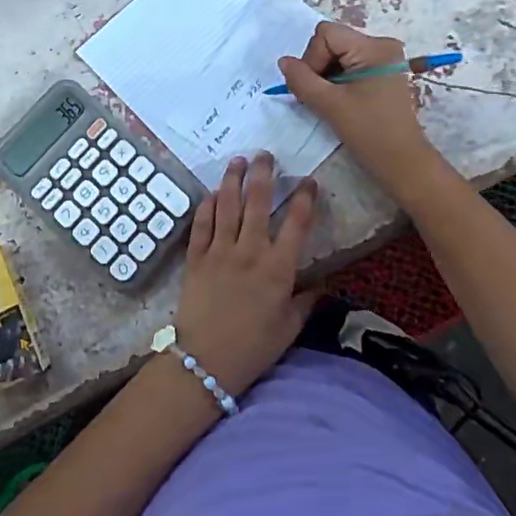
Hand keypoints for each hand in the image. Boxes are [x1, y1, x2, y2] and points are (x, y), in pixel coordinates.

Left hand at [174, 152, 319, 395]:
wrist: (205, 360)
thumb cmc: (253, 347)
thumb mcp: (289, 327)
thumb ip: (305, 301)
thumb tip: (320, 285)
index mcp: (278, 268)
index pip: (296, 223)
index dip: (304, 198)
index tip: (308, 182)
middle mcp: (249, 252)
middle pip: (257, 202)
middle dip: (263, 174)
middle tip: (265, 155)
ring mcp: (219, 252)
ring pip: (227, 206)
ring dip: (232, 180)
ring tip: (237, 161)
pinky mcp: (195, 258)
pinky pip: (201, 225)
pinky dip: (207, 206)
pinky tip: (212, 193)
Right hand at [277, 21, 431, 178]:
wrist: (401, 161)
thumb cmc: (368, 132)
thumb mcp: (329, 104)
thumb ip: (301, 79)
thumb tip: (284, 61)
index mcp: (374, 47)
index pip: (326, 34)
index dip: (311, 58)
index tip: (312, 87)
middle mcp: (382, 45)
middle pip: (331, 42)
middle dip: (317, 67)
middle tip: (315, 96)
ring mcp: (383, 59)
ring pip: (337, 55)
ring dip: (324, 76)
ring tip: (326, 101)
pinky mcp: (381, 73)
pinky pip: (348, 66)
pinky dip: (335, 81)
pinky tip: (337, 101)